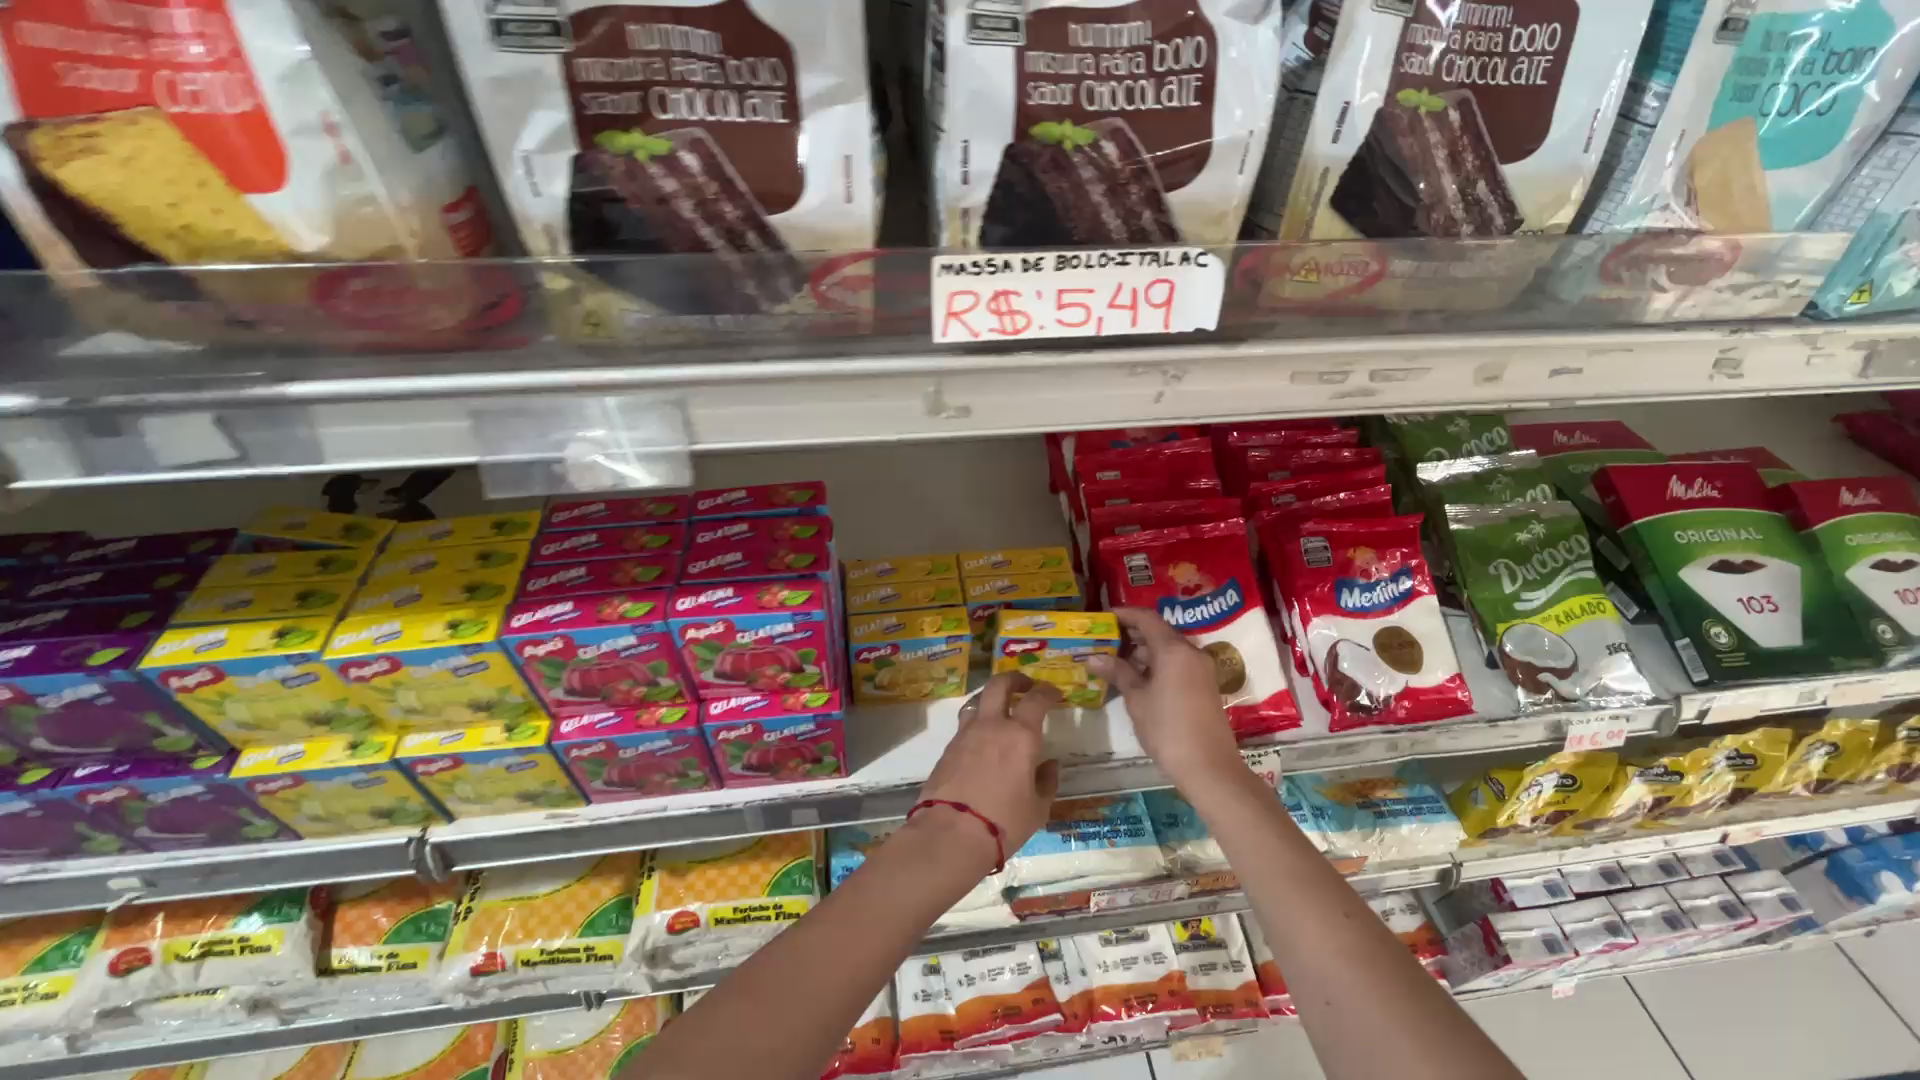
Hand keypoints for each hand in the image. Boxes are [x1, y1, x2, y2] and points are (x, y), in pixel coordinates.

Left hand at [912, 673, 1061, 872]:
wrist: (950, 834)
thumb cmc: (1004, 822)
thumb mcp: (1038, 808)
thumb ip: (1046, 782)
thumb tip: (1049, 764)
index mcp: (1021, 736)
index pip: (1036, 699)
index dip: (1047, 691)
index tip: (1054, 693)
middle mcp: (992, 726)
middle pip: (999, 685)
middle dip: (1014, 679)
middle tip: (1025, 685)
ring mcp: (965, 734)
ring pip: (977, 701)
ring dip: (991, 698)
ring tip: (1000, 709)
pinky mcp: (947, 749)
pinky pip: (965, 724)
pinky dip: (977, 723)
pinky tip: (982, 740)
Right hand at [1087, 606, 1240, 787]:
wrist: (1209, 766)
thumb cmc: (1167, 729)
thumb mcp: (1137, 699)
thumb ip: (1118, 673)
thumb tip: (1094, 657)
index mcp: (1174, 650)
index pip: (1146, 618)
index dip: (1124, 614)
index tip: (1103, 617)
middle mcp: (1191, 652)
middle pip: (1159, 632)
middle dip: (1132, 634)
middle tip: (1105, 641)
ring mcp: (1200, 669)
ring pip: (1168, 649)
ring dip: (1144, 651)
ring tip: (1116, 662)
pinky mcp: (1204, 685)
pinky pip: (1177, 664)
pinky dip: (1157, 664)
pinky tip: (1138, 679)